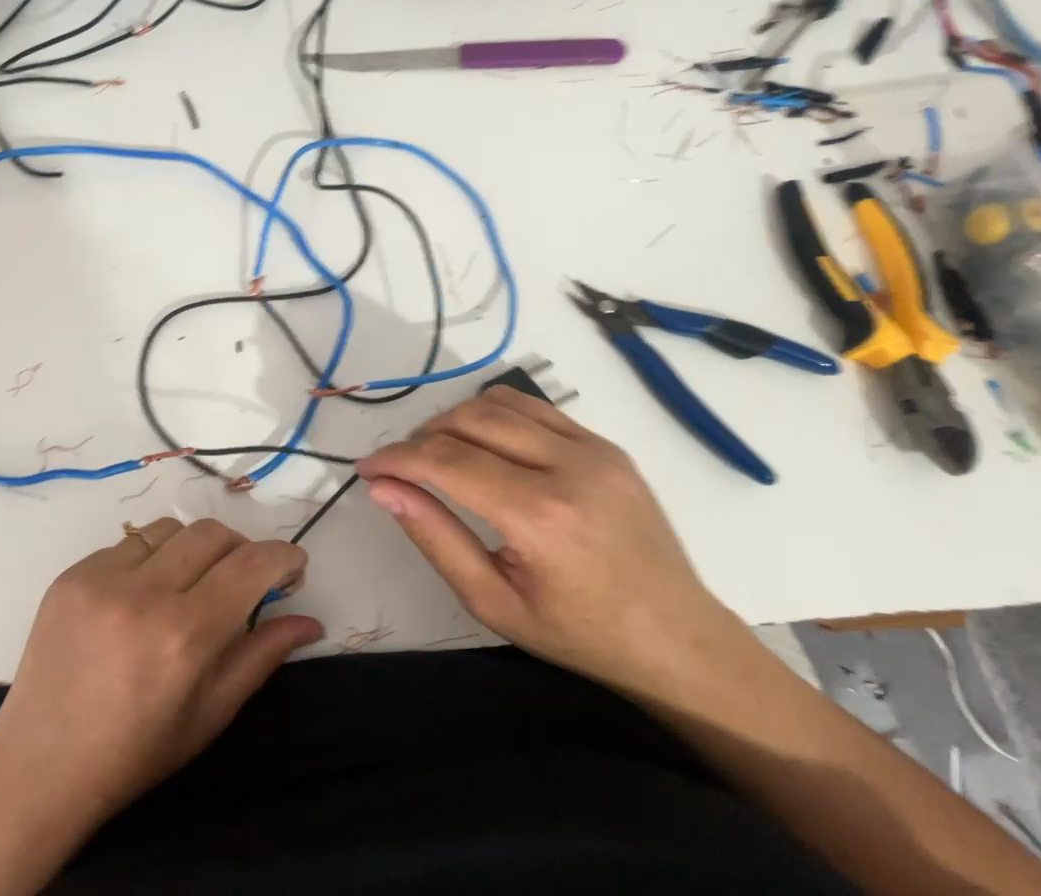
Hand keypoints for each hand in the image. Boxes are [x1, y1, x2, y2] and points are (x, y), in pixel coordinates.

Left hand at [0, 518, 323, 827]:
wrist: (44, 765)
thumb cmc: (137, 752)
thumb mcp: (212, 713)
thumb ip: (262, 656)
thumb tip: (309, 621)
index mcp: (186, 634)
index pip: (252, 564)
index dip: (284, 557)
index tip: (293, 569)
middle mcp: (144, 594)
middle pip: (211, 533)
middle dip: (241, 549)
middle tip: (244, 580)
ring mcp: (100, 579)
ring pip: (167, 529)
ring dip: (193, 548)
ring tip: (191, 584)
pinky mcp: (70, 576)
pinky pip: (125, 546)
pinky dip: (148, 560)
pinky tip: (142, 597)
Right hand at [356, 386, 746, 694]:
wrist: (674, 637)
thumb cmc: (577, 634)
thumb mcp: (492, 601)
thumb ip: (434, 537)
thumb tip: (384, 489)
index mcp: (540, 517)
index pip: (446, 461)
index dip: (396, 458)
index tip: (366, 470)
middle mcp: (571, 468)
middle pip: (470, 419)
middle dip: (420, 437)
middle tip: (399, 469)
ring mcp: (596, 450)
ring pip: (501, 403)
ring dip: (455, 420)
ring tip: (437, 456)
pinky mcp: (609, 446)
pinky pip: (536, 409)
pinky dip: (496, 418)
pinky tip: (485, 449)